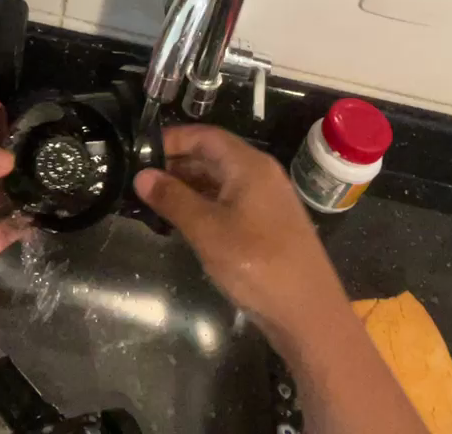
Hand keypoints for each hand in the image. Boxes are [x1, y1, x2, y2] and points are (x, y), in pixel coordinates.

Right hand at [132, 125, 346, 346]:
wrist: (311, 316)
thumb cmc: (258, 265)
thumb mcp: (207, 231)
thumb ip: (173, 199)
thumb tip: (141, 175)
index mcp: (249, 165)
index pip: (204, 135)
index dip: (172, 139)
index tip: (140, 151)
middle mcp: (260, 174)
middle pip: (212, 156)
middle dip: (176, 164)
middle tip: (140, 179)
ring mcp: (266, 200)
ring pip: (219, 180)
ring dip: (188, 187)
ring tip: (153, 200)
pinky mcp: (267, 224)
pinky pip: (229, 201)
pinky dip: (204, 205)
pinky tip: (182, 221)